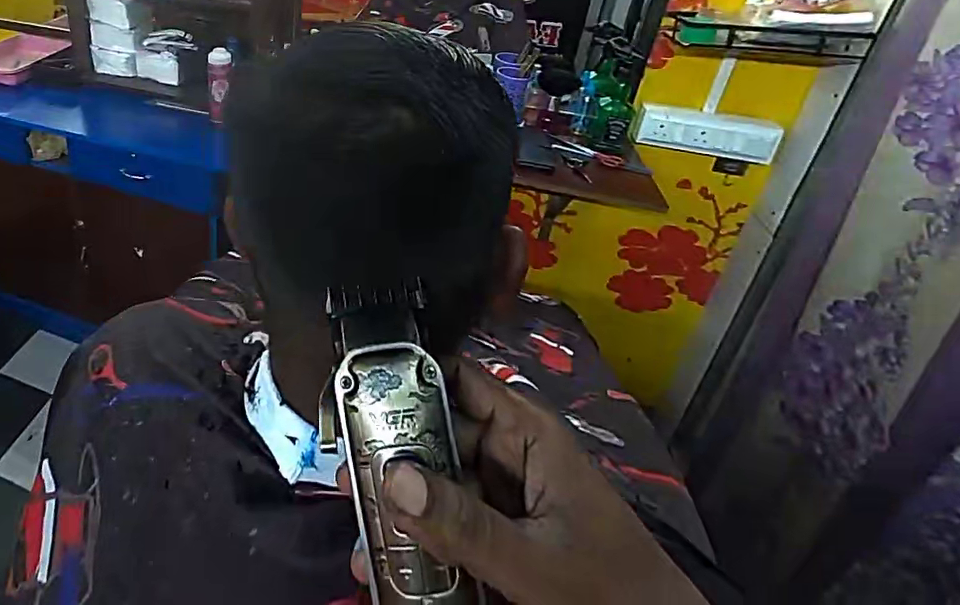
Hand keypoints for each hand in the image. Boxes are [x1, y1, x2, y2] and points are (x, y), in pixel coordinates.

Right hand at [342, 357, 705, 603]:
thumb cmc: (614, 593)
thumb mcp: (536, 561)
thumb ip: (464, 522)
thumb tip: (389, 474)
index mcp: (523, 430)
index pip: (455, 378)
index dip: (407, 377)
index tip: (356, 394)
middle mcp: (505, 450)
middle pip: (434, 433)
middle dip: (389, 454)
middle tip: (345, 477)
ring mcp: (499, 493)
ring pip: (434, 482)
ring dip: (397, 505)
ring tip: (357, 528)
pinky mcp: (496, 531)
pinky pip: (446, 523)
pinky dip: (417, 541)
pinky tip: (384, 564)